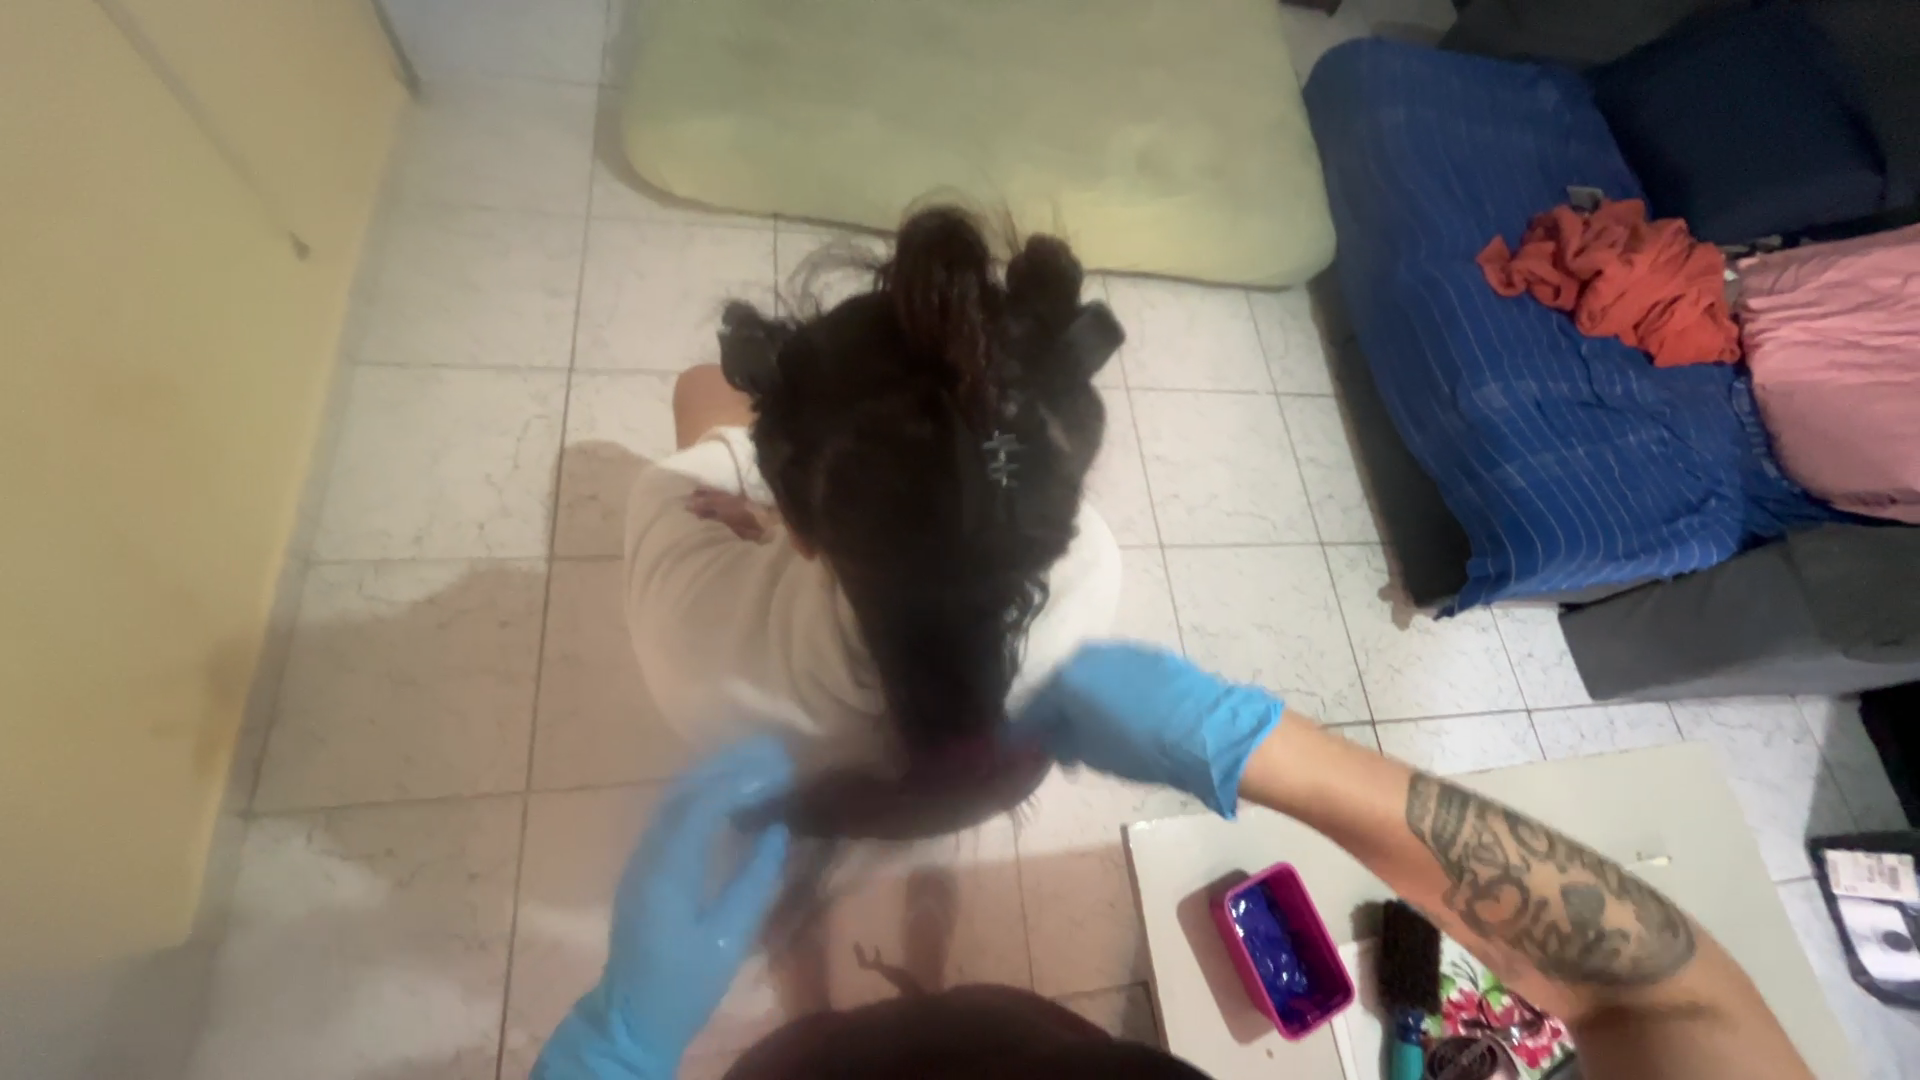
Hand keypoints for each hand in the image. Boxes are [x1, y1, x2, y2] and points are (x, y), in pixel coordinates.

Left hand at [534, 737, 793, 1078]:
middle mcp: (647, 855)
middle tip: (771, 752)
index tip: (776, 769)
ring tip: (756, 762)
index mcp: (665, 874)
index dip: (739, 781)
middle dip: (728, 765)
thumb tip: (778, 831)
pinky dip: (705, 793)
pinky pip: (674, 813)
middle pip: (685, 792)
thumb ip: (755, 882)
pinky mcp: (645, 865)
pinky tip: (731, 792)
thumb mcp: (728, 940)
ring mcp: (641, 858)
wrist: (628, 1019)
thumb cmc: (683, 984)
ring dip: (716, 774)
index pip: (700, 807)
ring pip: (677, 798)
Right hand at [1015, 642, 1281, 817]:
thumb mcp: (1092, 753)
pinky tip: (1122, 711)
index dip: (1028, 728)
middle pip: (1061, 683)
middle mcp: (1087, 655)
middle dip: (1058, 709)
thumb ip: (1062, 742)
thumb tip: (1050, 738)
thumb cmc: (1140, 747)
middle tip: (1062, 737)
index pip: (1034, 704)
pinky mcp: (1148, 654)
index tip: (1027, 745)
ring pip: (1090, 674)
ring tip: (1093, 725)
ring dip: (1086, 697)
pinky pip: (1116, 672)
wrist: (1207, 731)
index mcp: (1066, 678)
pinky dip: (1111, 689)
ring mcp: (1120, 651)